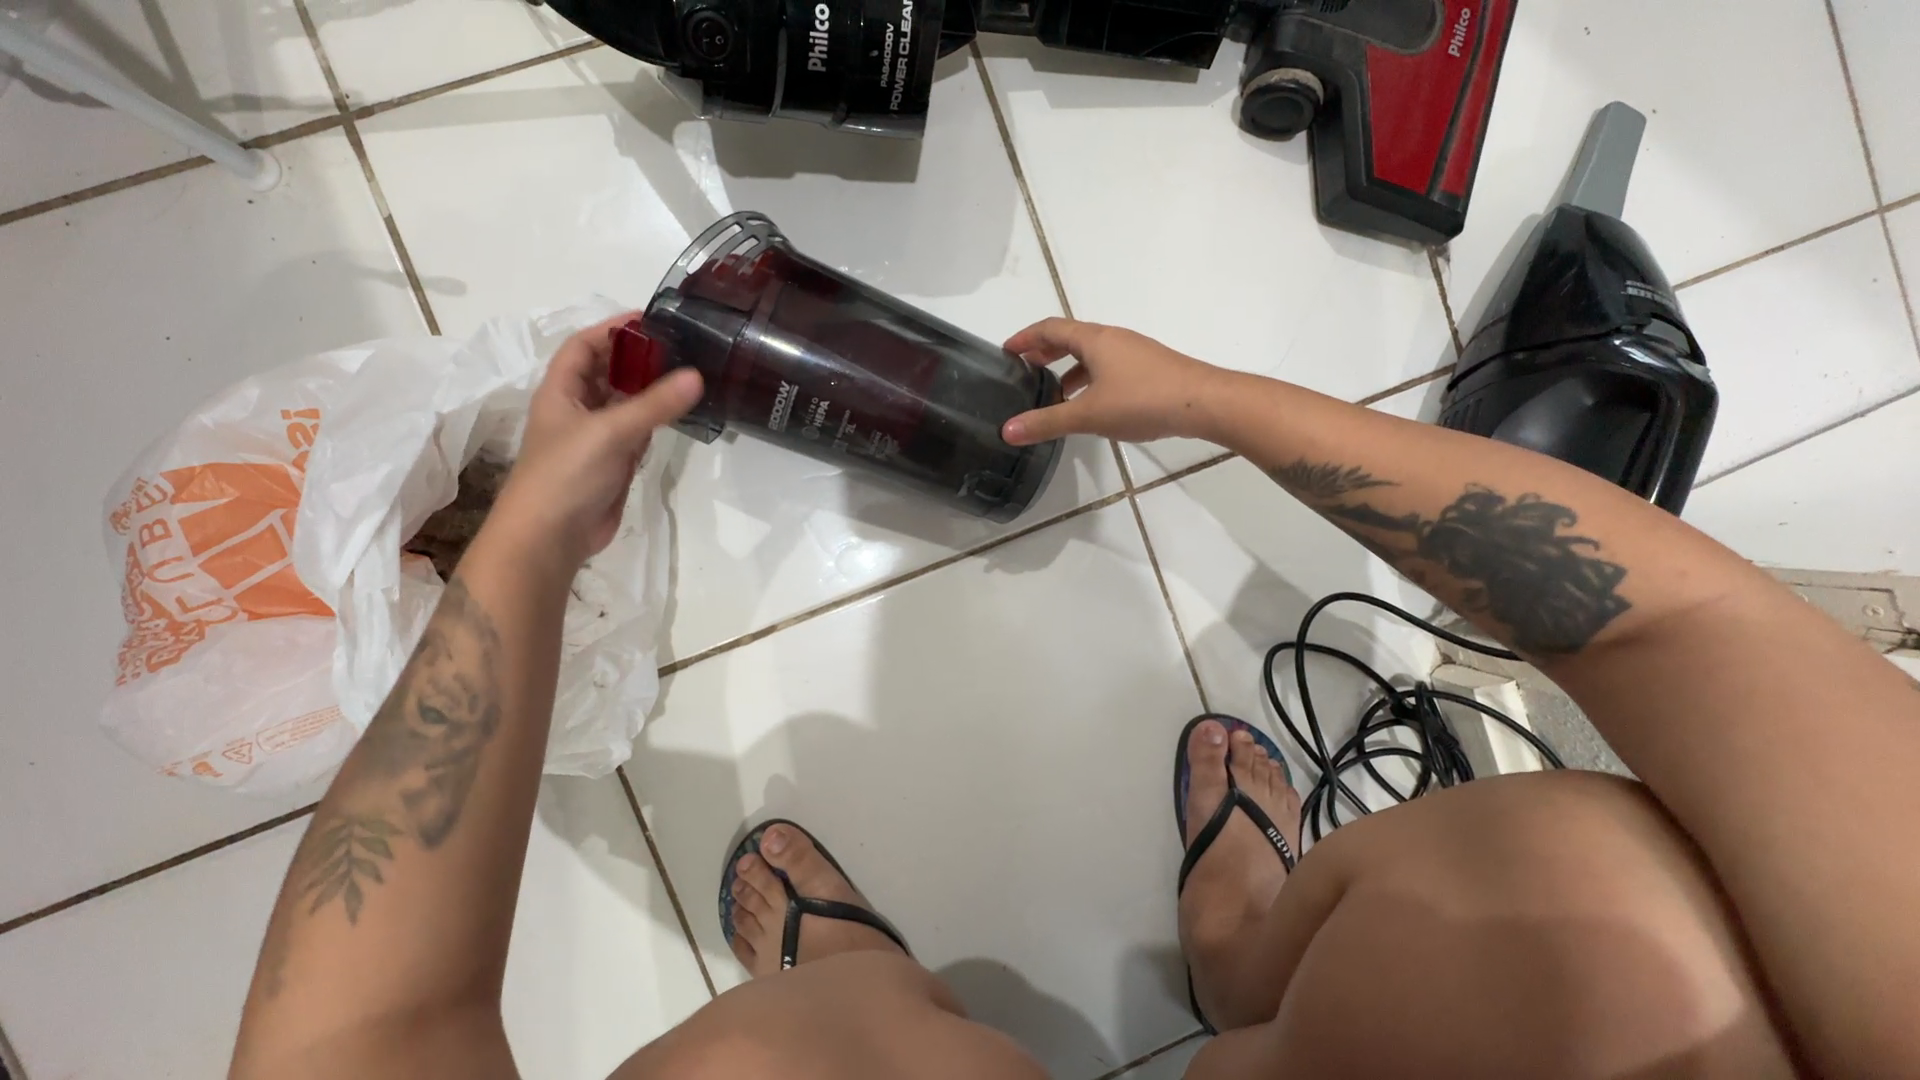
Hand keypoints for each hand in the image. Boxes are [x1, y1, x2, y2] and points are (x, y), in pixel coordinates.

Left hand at [492, 313, 703, 567]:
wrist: (551, 536)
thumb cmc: (567, 473)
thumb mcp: (611, 431)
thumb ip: (655, 404)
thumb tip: (697, 375)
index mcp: (561, 390)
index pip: (585, 345)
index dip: (613, 329)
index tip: (652, 319)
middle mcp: (577, 408)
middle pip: (608, 371)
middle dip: (639, 358)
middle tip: (682, 346)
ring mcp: (596, 437)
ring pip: (626, 402)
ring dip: (651, 389)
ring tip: (690, 372)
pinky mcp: (613, 462)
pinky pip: (638, 431)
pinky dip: (657, 420)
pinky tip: (682, 411)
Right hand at [999, 318, 1230, 445]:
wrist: (1205, 403)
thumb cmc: (1142, 401)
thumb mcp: (1088, 414)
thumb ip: (1047, 422)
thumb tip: (1007, 431)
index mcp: (1094, 339)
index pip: (1050, 328)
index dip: (1025, 338)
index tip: (1006, 351)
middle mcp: (1113, 339)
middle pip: (1070, 338)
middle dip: (1045, 352)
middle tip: (1024, 370)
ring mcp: (1134, 353)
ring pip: (1092, 355)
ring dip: (1068, 368)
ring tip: (1054, 393)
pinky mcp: (1149, 370)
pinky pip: (1109, 367)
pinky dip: (1090, 379)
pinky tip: (1091, 405)